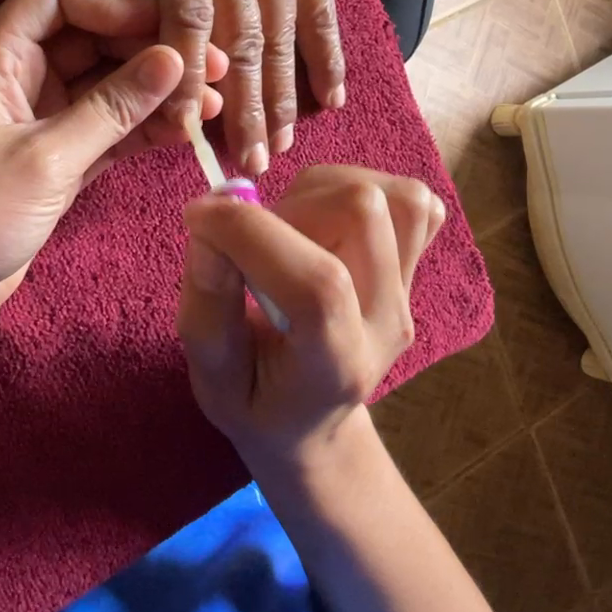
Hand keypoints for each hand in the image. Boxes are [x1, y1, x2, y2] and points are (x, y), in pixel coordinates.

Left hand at [0, 0, 227, 349]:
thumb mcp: (44, 159)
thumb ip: (112, 108)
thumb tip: (174, 58)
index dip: (111, 2)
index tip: (162, 36)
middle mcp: (21, 78)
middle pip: (92, 37)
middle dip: (148, 49)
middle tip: (211, 69)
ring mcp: (40, 122)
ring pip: (105, 87)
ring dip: (154, 92)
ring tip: (212, 105)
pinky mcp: (55, 162)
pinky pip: (106, 131)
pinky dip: (140, 130)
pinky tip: (184, 134)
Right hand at [90, 0, 377, 174]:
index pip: (318, 8)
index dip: (323, 60)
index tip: (328, 103)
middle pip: (281, 39)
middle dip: (281, 102)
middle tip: (279, 155)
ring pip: (242, 43)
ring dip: (243, 106)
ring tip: (245, 155)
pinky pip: (185, 21)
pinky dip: (187, 73)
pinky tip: (185, 115)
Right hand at [175, 166, 443, 472]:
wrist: (310, 421)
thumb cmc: (254, 400)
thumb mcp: (211, 377)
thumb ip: (208, 306)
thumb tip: (207, 225)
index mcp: (335, 363)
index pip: (318, 283)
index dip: (251, 233)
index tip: (197, 218)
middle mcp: (386, 321)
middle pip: (361, 213)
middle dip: (285, 207)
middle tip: (248, 238)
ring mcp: (407, 292)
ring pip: (387, 195)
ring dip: (318, 192)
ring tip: (283, 227)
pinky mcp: (414, 267)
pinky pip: (409, 201)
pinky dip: (355, 190)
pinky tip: (319, 220)